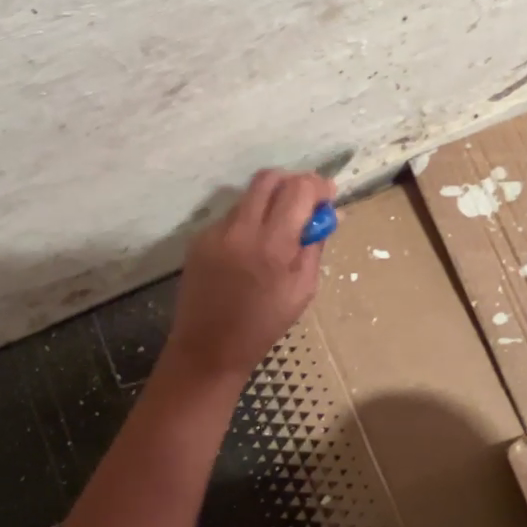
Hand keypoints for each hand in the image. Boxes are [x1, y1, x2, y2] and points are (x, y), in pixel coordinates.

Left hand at [161, 169, 334, 381]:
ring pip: (249, 196)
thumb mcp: (303, 289)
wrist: (208, 348)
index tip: (327, 196)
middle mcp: (241, 230)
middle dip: (293, 183)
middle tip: (305, 203)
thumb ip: (314, 246)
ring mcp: (216, 232)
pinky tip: (252, 250)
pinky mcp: (199, 239)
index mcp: (272, 245)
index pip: (299, 189)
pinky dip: (249, 222)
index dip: (318, 186)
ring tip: (278, 231)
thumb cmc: (264, 325)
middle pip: (270, 178)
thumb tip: (327, 214)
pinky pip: (231, 217)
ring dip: (270, 202)